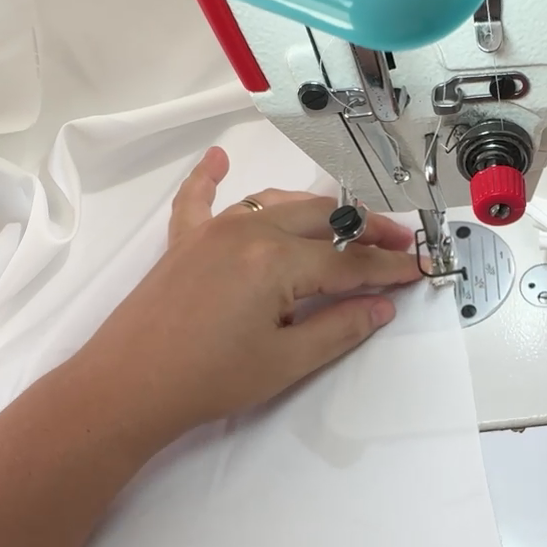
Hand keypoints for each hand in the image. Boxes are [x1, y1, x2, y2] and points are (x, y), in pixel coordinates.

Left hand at [73, 147, 420, 451]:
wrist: (127, 387)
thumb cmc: (211, 379)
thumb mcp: (287, 361)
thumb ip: (340, 328)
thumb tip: (381, 307)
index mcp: (276, 261)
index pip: (349, 262)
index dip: (389, 268)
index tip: (418, 270)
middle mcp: (248, 231)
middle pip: (321, 220)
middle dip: (365, 230)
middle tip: (396, 244)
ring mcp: (212, 230)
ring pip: (277, 203)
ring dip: (317, 210)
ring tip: (347, 222)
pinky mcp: (184, 241)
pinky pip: (200, 198)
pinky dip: (212, 177)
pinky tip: (220, 159)